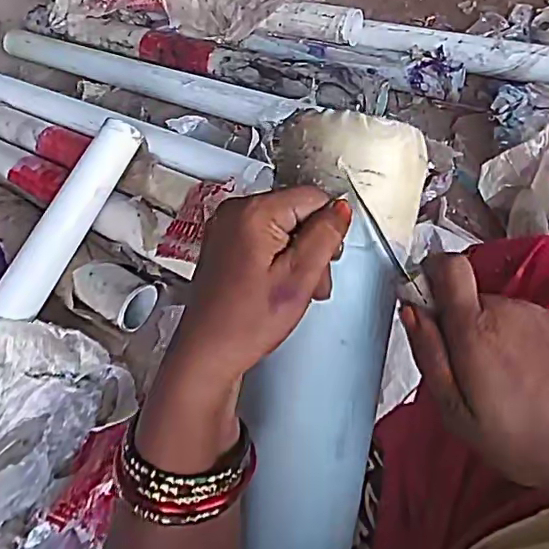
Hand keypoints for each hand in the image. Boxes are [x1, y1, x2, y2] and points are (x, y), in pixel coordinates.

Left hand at [164, 186, 351, 387]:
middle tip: (311, 278)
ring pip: (282, 224)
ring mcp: (225, 226)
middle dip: (313, 243)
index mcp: (253, 212)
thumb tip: (340, 209)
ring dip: (297, 253)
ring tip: (293, 287)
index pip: (313, 197)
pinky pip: (263, 236)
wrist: (209, 352)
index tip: (326, 257)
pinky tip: (276, 284)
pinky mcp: (223, 241)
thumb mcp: (299, 278)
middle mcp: (234, 211)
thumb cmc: (243, 323)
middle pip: (297, 210)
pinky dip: (277, 257)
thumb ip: (325, 236)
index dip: (328, 228)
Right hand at [401, 253, 548, 509]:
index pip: (449, 266)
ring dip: (485, 329)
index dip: (432, 273)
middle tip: (464, 362)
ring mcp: (531, 311)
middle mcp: (503, 309)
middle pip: (466, 293)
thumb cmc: (512, 434)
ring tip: (496, 371)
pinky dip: (511, 334)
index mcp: (473, 328)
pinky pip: (515, 315)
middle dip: (457, 319)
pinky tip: (520, 368)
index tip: (426, 300)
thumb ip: (427, 352)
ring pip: (490, 306)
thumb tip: (411, 311)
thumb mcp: (452, 407)